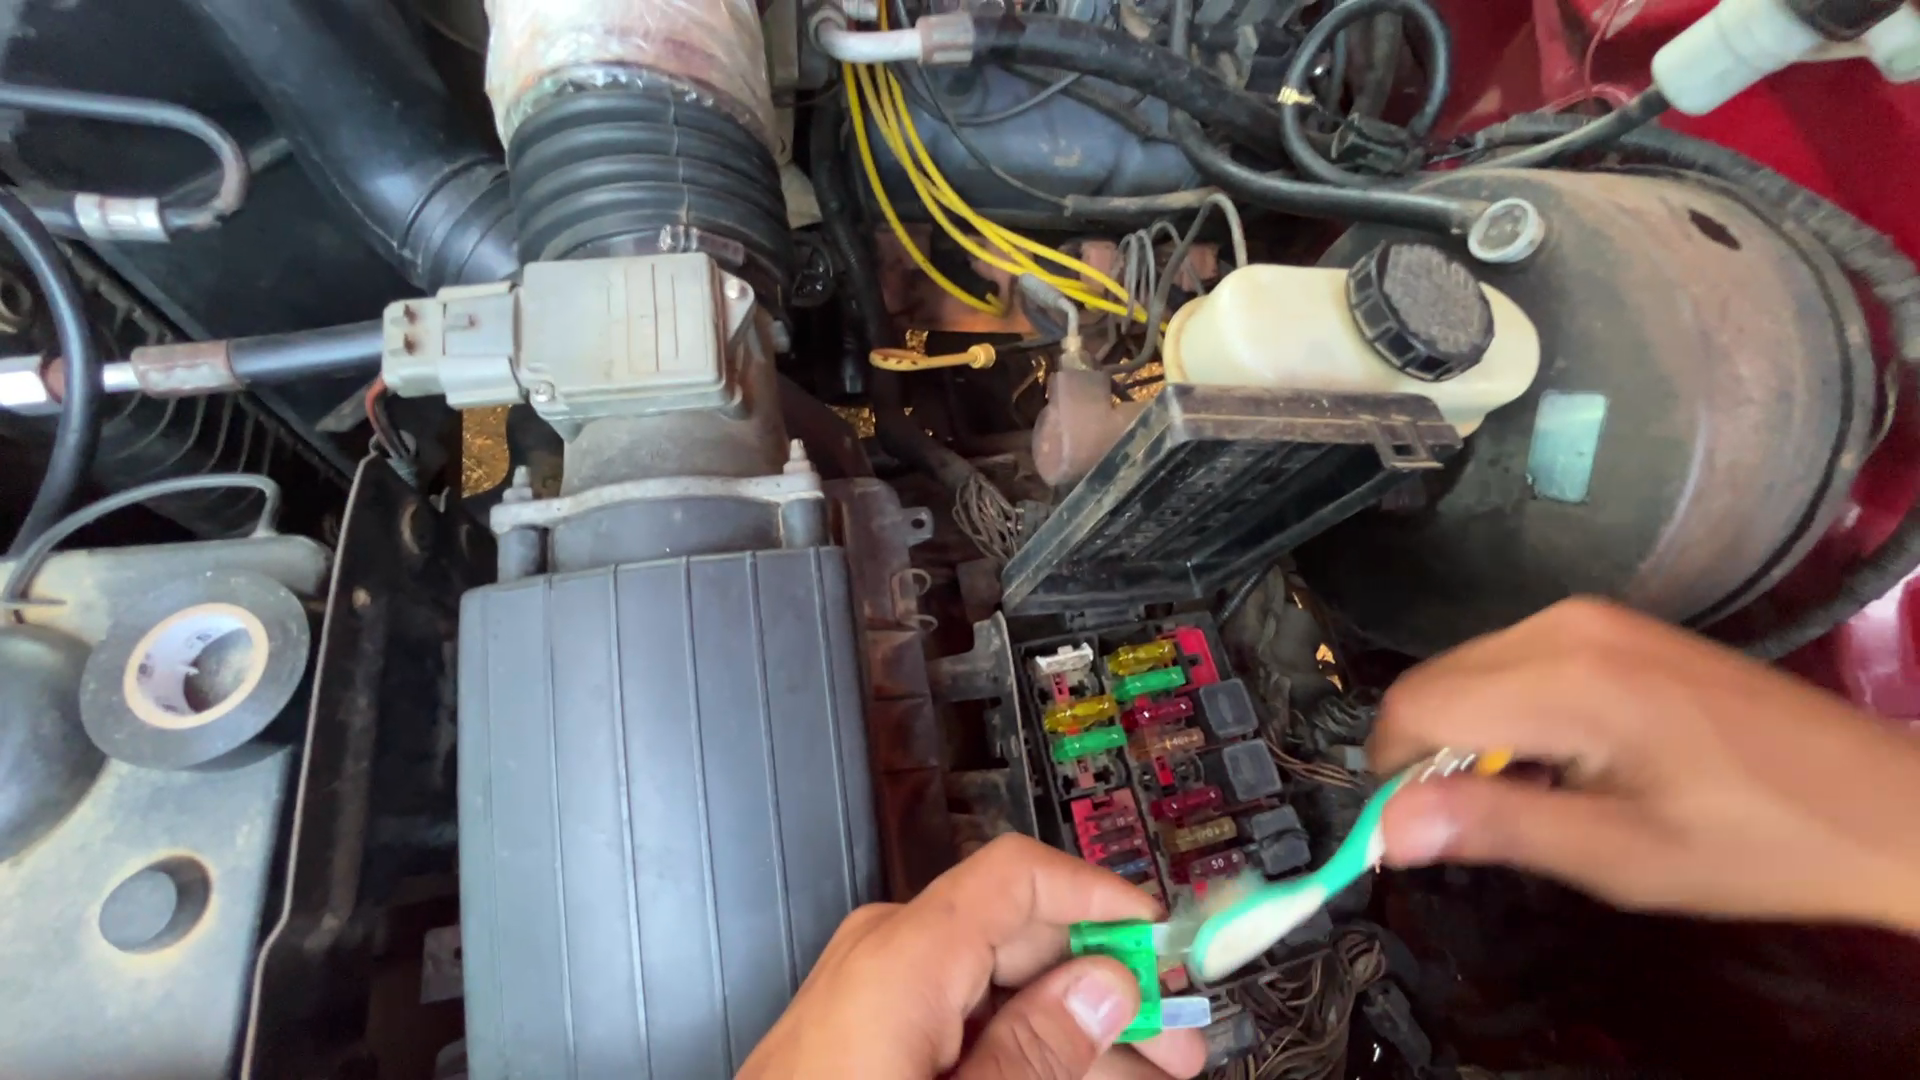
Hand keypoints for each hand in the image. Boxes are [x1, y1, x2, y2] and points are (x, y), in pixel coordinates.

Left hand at [739, 834, 1206, 1079]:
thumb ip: (1037, 1051)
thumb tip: (1106, 983)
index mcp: (905, 952)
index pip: (1018, 876)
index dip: (1096, 895)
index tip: (1160, 939)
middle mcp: (889, 949)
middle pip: (1018, 933)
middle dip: (1103, 981)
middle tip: (1176, 1039)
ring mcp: (876, 988)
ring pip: (998, 983)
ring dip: (1072, 1026)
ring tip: (1144, 1075)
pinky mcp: (871, 1028)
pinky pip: (963, 1017)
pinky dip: (1021, 1044)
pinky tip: (1069, 1078)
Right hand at [1369, 597, 1919, 929]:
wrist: (1892, 803)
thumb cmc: (1759, 844)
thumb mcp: (1623, 858)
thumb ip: (1494, 827)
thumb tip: (1384, 827)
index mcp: (1567, 681)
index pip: (1415, 707)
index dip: (1393, 766)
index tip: (1417, 822)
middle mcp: (1557, 627)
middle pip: (1427, 682)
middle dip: (1425, 749)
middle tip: (1477, 810)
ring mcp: (1577, 615)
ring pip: (1454, 669)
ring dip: (1458, 728)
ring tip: (1524, 781)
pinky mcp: (1593, 619)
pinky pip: (1494, 658)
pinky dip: (1490, 705)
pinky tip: (1548, 744)